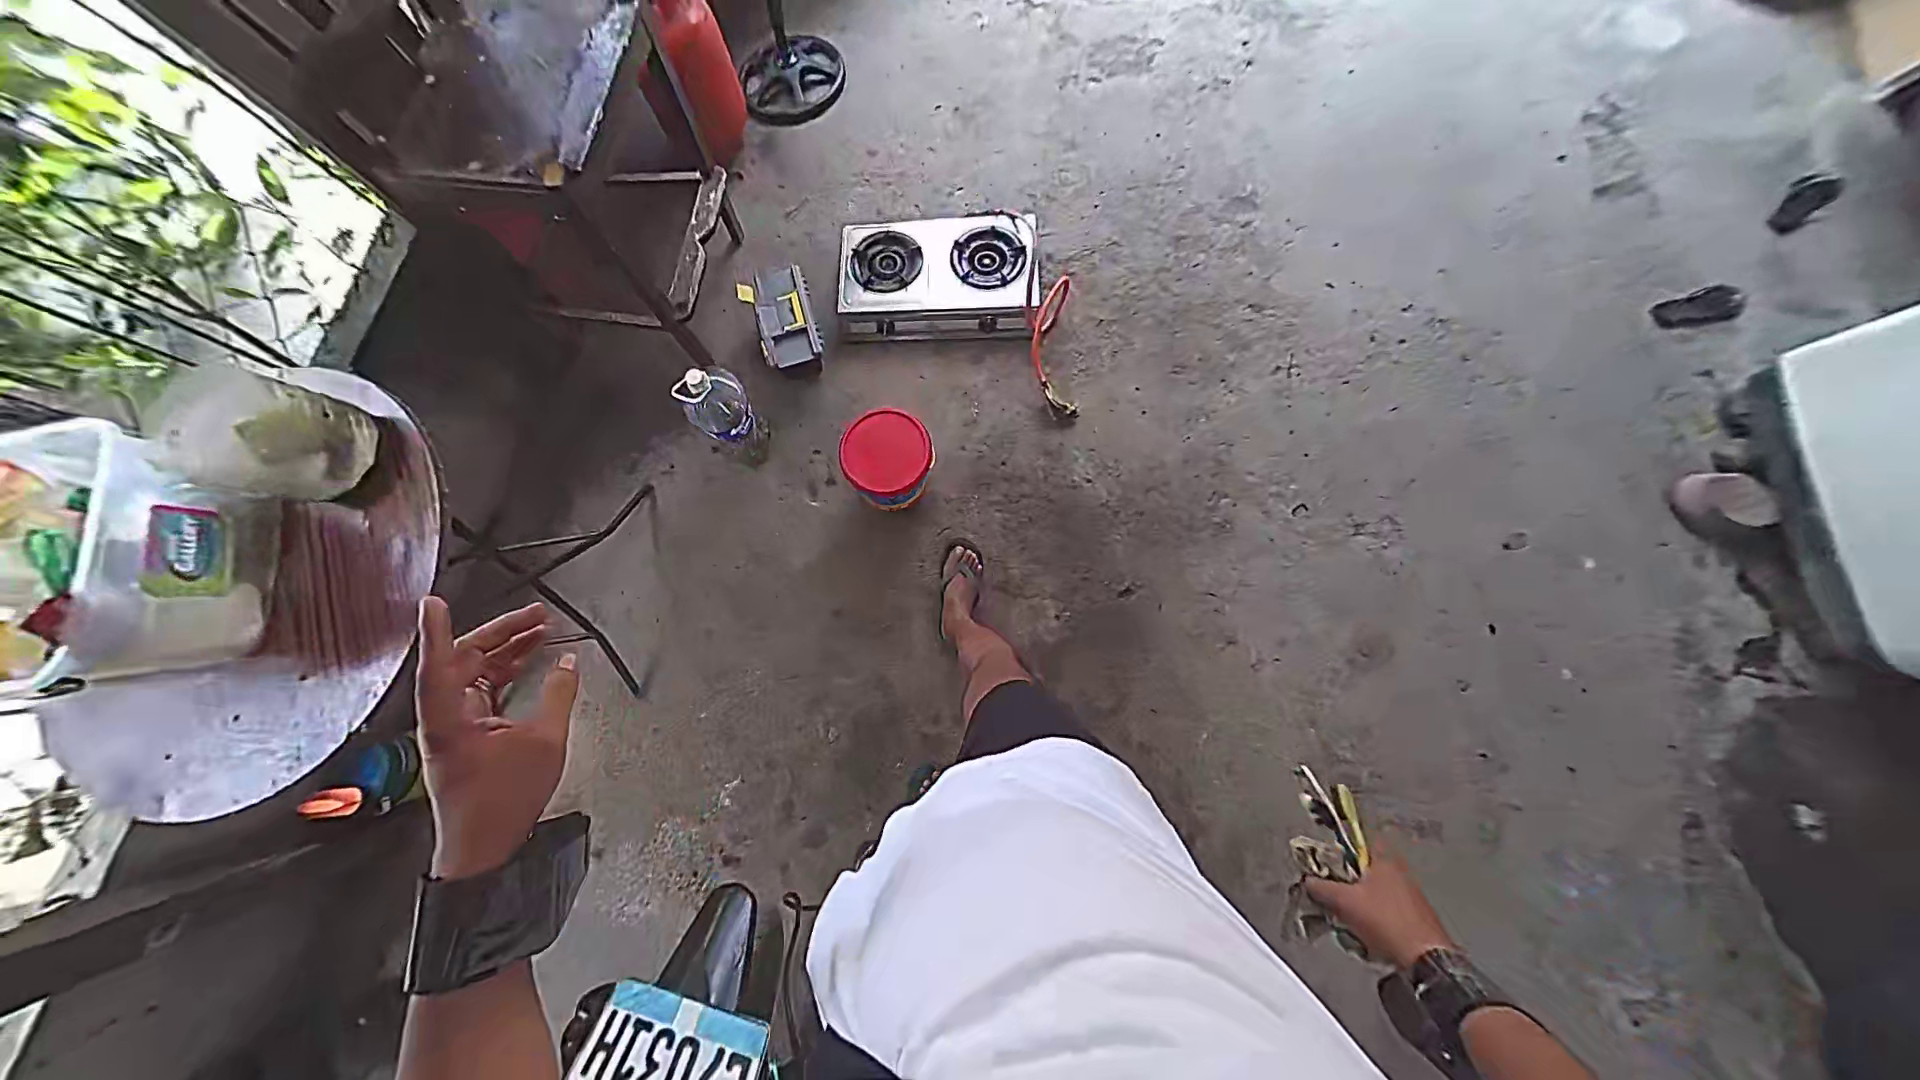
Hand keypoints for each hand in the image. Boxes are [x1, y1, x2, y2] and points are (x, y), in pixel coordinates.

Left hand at [415, 596, 579, 879]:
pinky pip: (483, 689)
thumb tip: (568, 662)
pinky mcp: (466, 732)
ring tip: (539, 631)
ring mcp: (453, 725)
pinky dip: (506, 671)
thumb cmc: (506, 801)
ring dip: (505, 650)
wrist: (486, 844)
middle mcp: (444, 718)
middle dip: (500, 633)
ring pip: (474, 673)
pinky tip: (529, 661)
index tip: (433, 602)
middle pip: (463, 661)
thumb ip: (558, 695)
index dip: (436, 632)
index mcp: (450, 721)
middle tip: (537, 616)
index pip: (439, 666)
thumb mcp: (546, 742)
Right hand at [1302, 847, 1456, 969]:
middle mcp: (1401, 872)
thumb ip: (1320, 887)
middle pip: (1364, 868)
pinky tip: (1366, 931)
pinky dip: (1374, 915)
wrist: (1427, 962)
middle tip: (1332, 891)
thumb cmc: (1384, 920)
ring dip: (1358, 899)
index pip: (1359, 840)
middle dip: (1346, 879)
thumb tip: (1307, 880)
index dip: (1341, 846)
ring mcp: (1412, 896)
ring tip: (1346, 915)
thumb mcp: (1343, 901)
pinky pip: (1386, 908)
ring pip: (1374, 890)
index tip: (1326, 858)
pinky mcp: (1418, 918)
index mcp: (1385, 859)